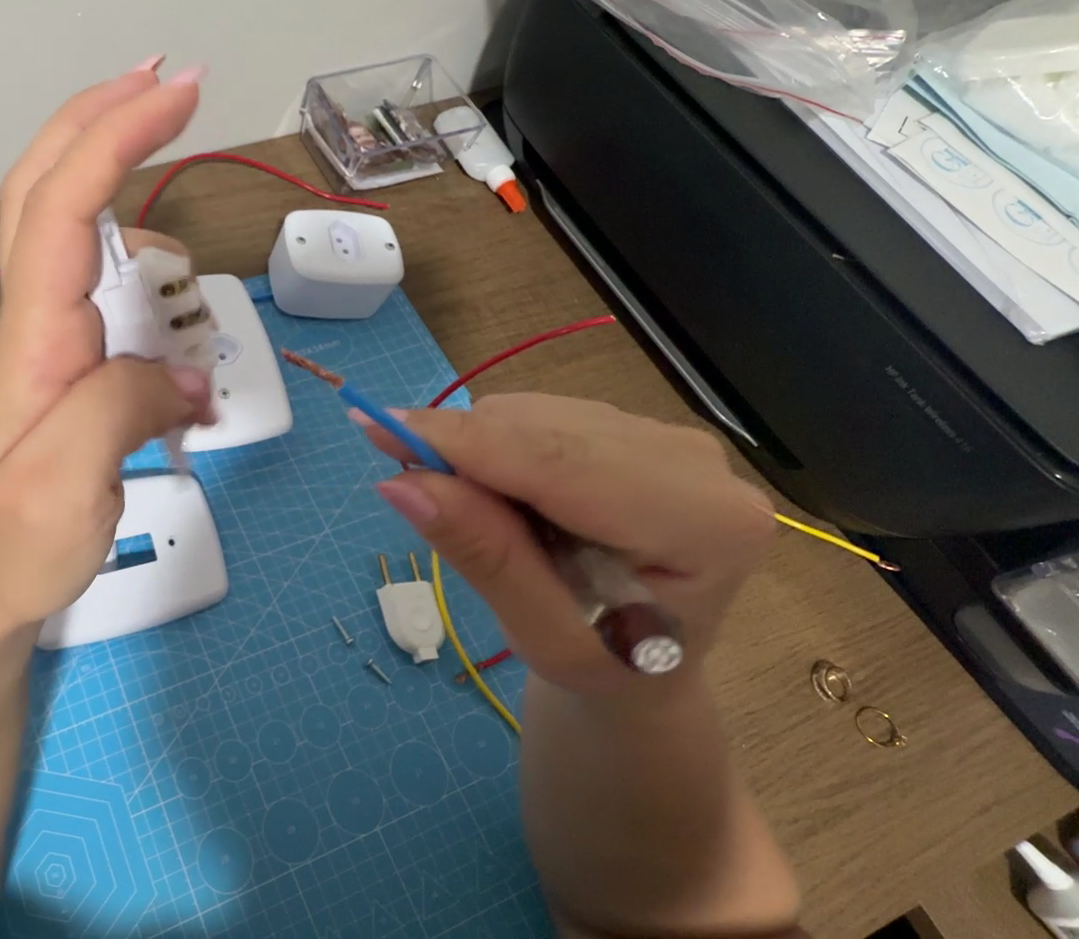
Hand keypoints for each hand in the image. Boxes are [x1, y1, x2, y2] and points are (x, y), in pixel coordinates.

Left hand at [0, 61, 214, 633]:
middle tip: (163, 79)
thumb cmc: (14, 546)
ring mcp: (50, 343)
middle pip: (41, 189)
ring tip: (162, 138)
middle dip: (96, 118)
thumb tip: (188, 377)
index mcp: (34, 339)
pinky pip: (100, 286)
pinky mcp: (70, 368)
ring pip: (66, 228)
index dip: (116, 137)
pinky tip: (167, 276)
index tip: (178, 93)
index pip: (62, 207)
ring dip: (111, 170)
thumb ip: (124, 408)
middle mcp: (36, 324)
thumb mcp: (67, 484)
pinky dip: (135, 251)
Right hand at [364, 394, 774, 694]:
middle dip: (463, 452)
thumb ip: (485, 555)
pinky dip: (495, 447)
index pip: (559, 461)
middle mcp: (694, 462)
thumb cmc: (605, 665)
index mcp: (702, 522)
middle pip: (542, 427)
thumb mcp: (544, 636)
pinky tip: (506, 498)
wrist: (645, 664)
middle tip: (413, 491)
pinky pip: (536, 415)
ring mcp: (666, 437)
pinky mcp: (632, 428)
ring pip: (531, 413)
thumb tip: (403, 484)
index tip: (376, 426)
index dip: (462, 442)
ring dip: (478, 453)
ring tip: (483, 520)